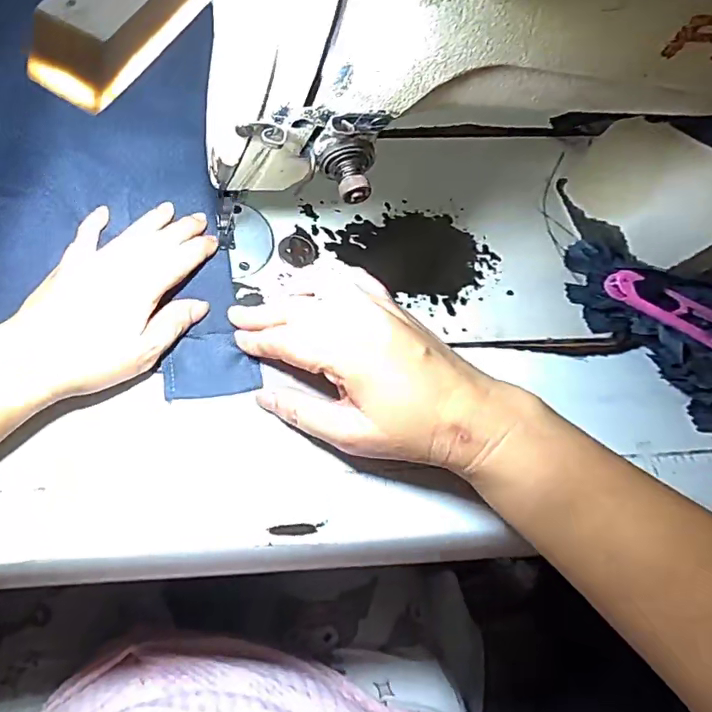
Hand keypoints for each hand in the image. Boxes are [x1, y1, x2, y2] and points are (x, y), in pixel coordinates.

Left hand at [0, 203, 218, 403]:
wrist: (33, 356)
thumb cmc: (89, 359)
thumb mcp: (141, 352)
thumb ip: (171, 324)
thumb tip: (198, 306)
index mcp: (144, 286)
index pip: (180, 259)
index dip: (198, 249)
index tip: (211, 242)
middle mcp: (121, 265)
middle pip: (159, 241)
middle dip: (181, 229)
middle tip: (197, 220)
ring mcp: (94, 261)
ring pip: (129, 234)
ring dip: (150, 221)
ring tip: (167, 210)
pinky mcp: (70, 265)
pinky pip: (86, 236)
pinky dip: (95, 223)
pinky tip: (103, 213)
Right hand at [227, 266, 539, 476]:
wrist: (471, 416)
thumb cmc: (420, 428)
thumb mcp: (352, 434)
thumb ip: (302, 413)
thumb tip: (267, 398)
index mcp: (349, 352)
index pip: (288, 338)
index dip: (259, 340)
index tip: (241, 341)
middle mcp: (362, 322)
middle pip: (299, 309)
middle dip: (263, 313)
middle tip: (240, 316)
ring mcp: (379, 309)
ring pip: (322, 288)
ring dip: (290, 293)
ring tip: (268, 299)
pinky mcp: (393, 307)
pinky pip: (354, 280)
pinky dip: (329, 277)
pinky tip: (317, 280)